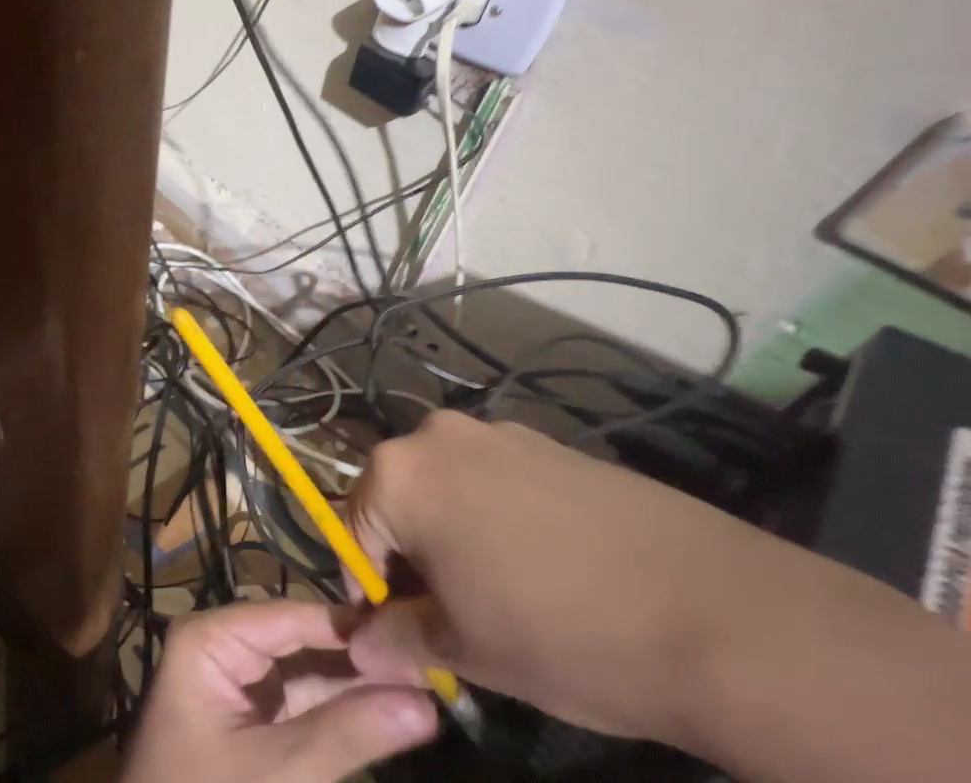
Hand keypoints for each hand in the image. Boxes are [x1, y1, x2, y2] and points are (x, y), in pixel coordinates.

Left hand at [121, 600, 436, 782]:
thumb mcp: (278, 771)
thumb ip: (349, 733)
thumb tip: (429, 703)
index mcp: (211, 639)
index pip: (293, 616)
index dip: (355, 625)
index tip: (418, 633)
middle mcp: (224, 647)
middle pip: (305, 639)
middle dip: (365, 656)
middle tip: (435, 663)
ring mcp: (240, 682)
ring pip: (312, 672)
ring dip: (364, 685)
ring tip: (432, 687)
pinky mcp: (255, 719)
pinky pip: (307, 703)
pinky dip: (347, 711)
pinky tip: (399, 712)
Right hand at [341, 411, 856, 741]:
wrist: (735, 622)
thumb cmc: (566, 635)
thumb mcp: (464, 650)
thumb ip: (395, 639)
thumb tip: (360, 645)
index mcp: (400, 474)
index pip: (351, 533)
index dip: (368, 590)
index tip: (397, 633)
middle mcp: (441, 436)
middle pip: (399, 502)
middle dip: (413, 559)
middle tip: (452, 619)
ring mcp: (508, 435)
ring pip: (453, 492)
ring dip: (458, 540)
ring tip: (507, 600)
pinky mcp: (563, 449)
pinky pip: (505, 484)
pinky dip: (507, 524)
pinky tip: (554, 575)